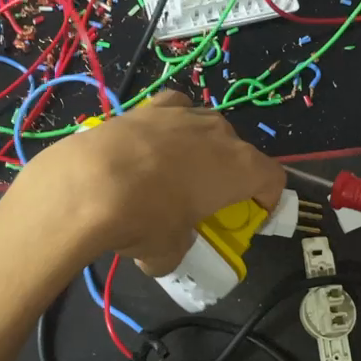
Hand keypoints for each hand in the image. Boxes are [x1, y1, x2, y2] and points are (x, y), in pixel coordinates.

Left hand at [8, 90, 285, 273]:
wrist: (87, 184)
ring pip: (208, 126)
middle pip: (239, 150)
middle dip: (231, 174)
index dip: (268, 199)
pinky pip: (175, 109)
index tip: (252, 216)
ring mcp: (182, 115)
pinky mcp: (148, 107)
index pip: (272, 178)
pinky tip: (158, 141)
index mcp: (240, 168)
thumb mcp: (167, 253)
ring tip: (180, 172)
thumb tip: (166, 249)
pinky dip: (173, 124)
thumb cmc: (143, 220)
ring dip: (203, 148)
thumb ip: (178, 248)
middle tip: (210, 200)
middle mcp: (219, 133)